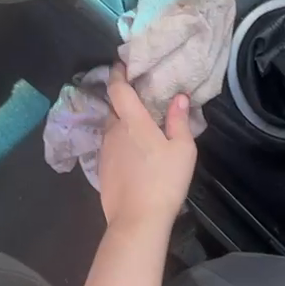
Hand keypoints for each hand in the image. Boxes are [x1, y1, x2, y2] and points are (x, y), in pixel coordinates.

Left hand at [96, 64, 197, 232]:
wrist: (137, 220)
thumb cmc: (164, 181)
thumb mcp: (182, 149)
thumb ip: (179, 121)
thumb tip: (179, 97)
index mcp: (132, 121)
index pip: (118, 89)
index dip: (118, 74)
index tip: (121, 64)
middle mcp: (113, 131)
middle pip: (114, 108)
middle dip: (123, 100)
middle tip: (140, 98)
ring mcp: (105, 152)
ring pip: (111, 128)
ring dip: (121, 122)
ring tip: (139, 126)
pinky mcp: (102, 170)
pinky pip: (110, 147)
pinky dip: (120, 142)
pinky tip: (133, 153)